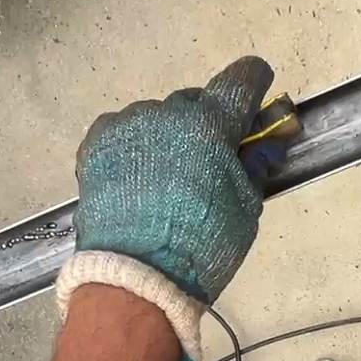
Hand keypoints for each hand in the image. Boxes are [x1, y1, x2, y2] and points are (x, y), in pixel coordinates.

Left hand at [73, 57, 275, 304]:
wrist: (136, 278)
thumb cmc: (201, 248)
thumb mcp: (244, 213)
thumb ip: (253, 168)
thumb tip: (264, 144)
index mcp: (210, 125)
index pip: (241, 81)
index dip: (254, 85)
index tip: (258, 92)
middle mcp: (166, 113)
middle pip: (194, 104)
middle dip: (205, 126)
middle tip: (207, 164)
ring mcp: (127, 126)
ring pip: (156, 122)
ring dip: (167, 140)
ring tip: (165, 186)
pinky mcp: (96, 145)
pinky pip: (124, 137)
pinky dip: (135, 153)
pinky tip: (137, 186)